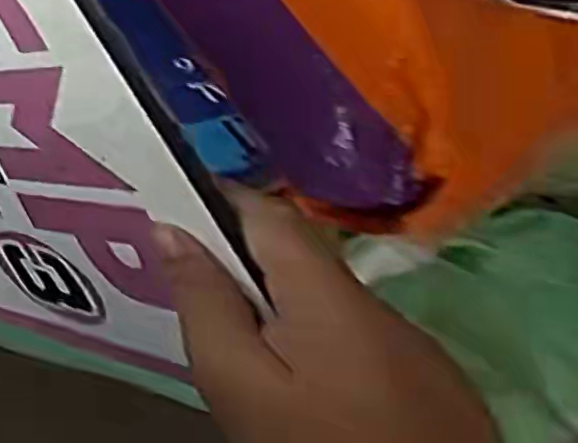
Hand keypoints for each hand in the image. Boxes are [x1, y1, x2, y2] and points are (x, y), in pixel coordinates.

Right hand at [156, 189, 494, 442]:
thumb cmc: (306, 442)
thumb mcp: (230, 371)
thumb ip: (199, 294)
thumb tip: (169, 229)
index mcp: (335, 302)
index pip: (273, 216)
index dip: (222, 196)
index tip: (174, 199)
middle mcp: (390, 318)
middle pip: (303, 260)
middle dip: (245, 258)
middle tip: (193, 275)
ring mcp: (427, 360)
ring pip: (333, 301)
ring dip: (283, 299)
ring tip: (241, 330)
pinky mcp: (444, 396)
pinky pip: (365, 338)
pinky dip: (322, 336)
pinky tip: (300, 372)